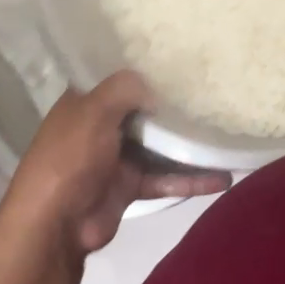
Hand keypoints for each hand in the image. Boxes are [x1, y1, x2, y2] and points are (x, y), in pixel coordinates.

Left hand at [6, 71, 229, 253]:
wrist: (56, 223)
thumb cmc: (70, 158)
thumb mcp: (94, 111)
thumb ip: (126, 88)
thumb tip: (159, 84)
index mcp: (85, 103)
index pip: (118, 78)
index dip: (146, 68)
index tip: (183, 60)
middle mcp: (102, 127)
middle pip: (145, 112)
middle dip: (176, 106)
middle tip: (217, 93)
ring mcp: (117, 159)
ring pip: (160, 146)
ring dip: (191, 146)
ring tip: (228, 136)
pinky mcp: (130, 187)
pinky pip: (166, 179)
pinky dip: (193, 179)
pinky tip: (224, 177)